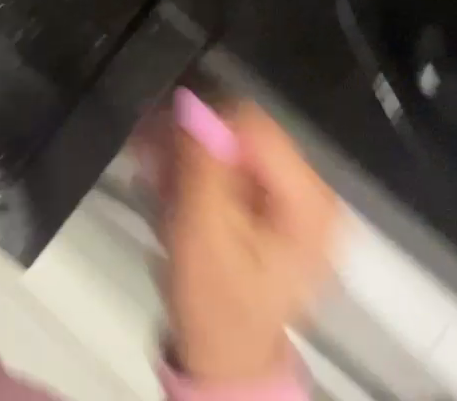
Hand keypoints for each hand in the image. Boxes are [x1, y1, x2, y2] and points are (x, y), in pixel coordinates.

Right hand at [164, 104, 340, 385]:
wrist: (224, 352)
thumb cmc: (216, 301)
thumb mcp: (202, 233)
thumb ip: (202, 166)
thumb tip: (190, 103)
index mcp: (308, 202)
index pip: (252, 124)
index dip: (198, 125)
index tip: (157, 142)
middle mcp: (309, 194)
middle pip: (240, 134)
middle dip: (186, 142)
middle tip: (147, 161)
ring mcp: (291, 201)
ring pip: (228, 147)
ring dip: (183, 157)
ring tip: (154, 182)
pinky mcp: (271, 208)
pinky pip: (228, 167)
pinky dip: (193, 172)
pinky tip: (169, 192)